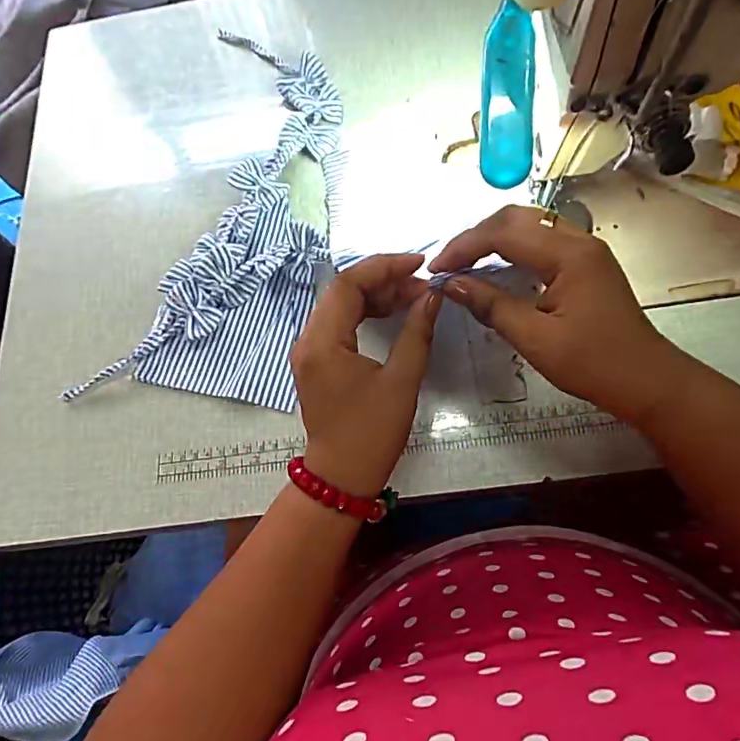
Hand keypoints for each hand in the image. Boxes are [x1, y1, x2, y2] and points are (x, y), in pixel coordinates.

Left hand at [291, 254, 439, 497]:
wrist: (342, 476)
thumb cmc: (372, 433)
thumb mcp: (402, 381)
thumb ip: (416, 333)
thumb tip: (431, 297)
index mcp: (323, 342)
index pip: (348, 284)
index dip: (384, 267)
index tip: (419, 264)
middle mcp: (307, 340)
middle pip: (342, 291)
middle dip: (383, 281)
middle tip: (422, 287)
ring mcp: (308, 352)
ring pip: (340, 306)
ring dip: (375, 297)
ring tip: (413, 299)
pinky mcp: (315, 363)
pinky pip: (338, 325)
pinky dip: (364, 314)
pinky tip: (391, 315)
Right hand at [430, 206, 699, 423]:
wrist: (646, 380)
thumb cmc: (594, 364)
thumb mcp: (536, 339)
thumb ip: (492, 305)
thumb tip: (451, 283)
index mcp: (569, 254)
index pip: (503, 233)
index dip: (464, 247)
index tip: (437, 269)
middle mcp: (579, 240)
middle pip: (516, 219)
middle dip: (476, 236)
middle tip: (448, 264)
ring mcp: (586, 250)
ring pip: (530, 226)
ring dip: (494, 239)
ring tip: (465, 264)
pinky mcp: (587, 264)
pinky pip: (543, 242)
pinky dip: (513, 249)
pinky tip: (497, 269)